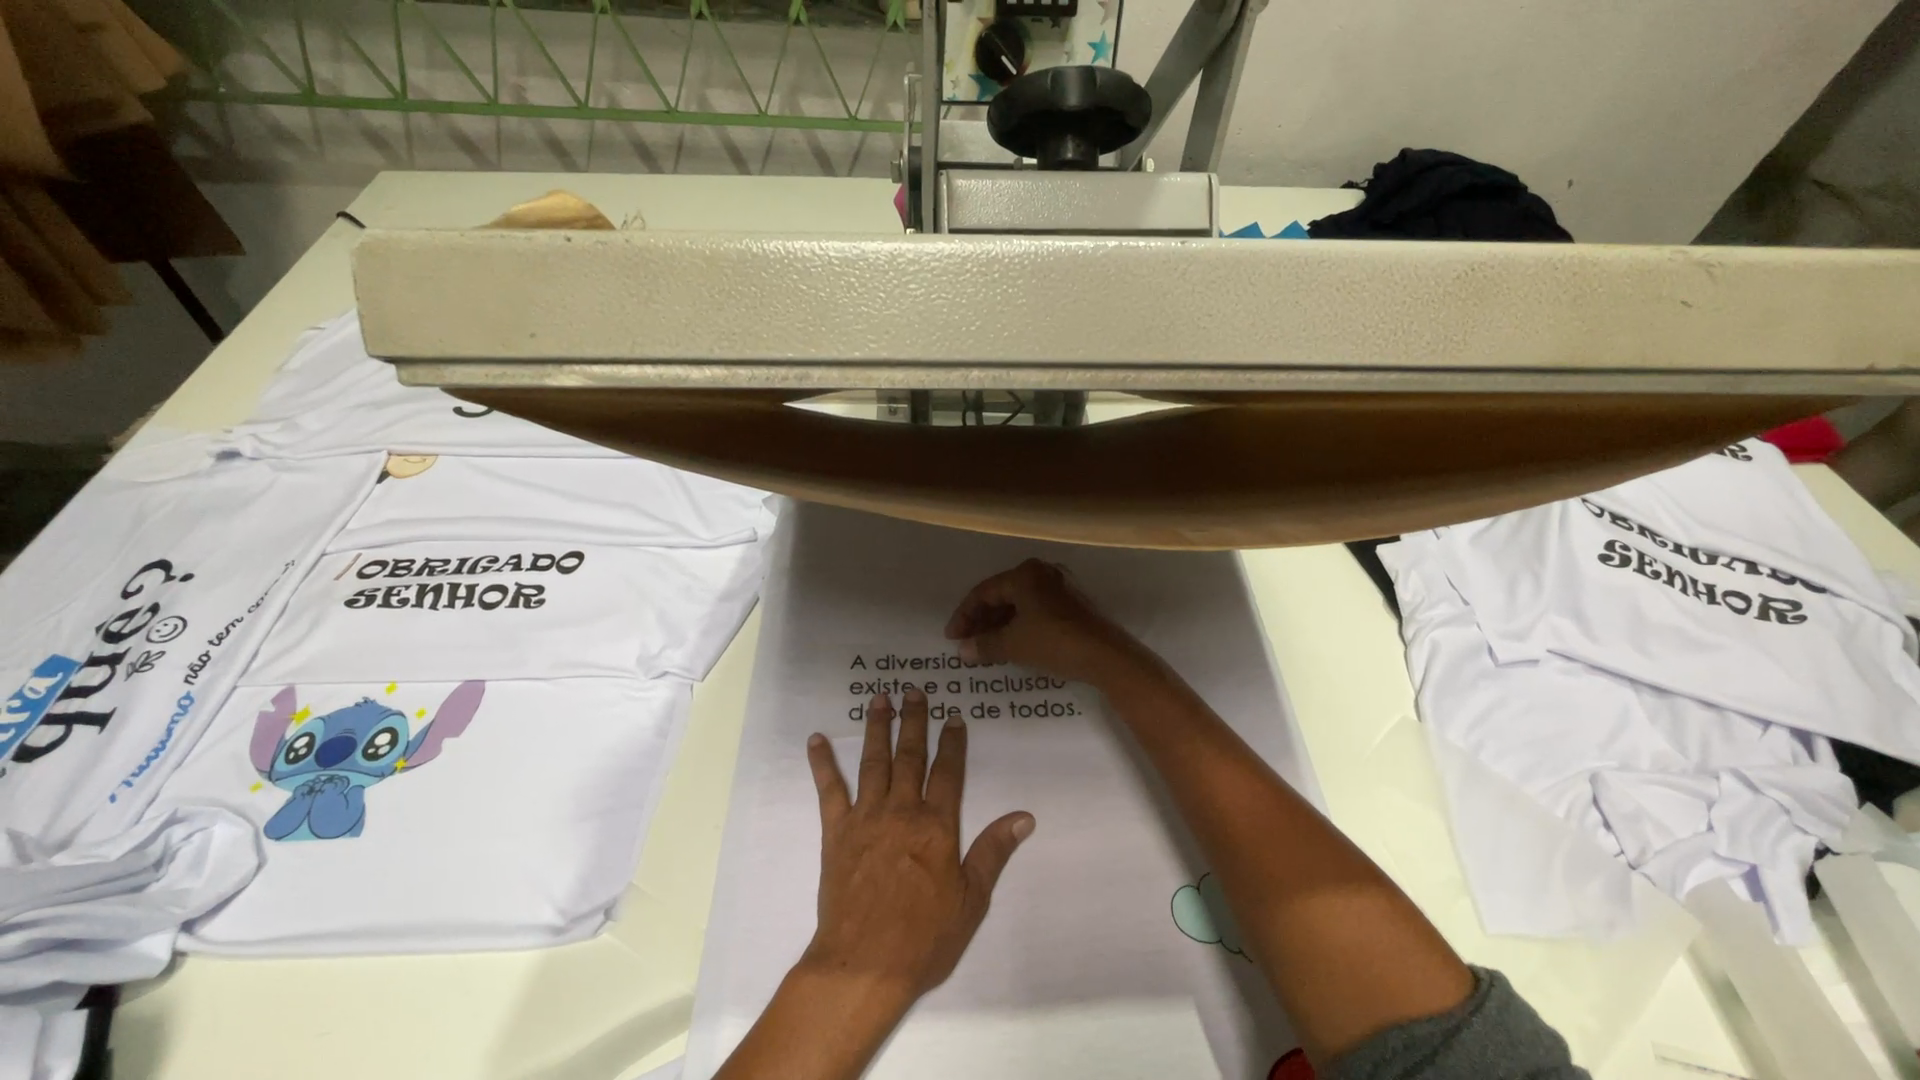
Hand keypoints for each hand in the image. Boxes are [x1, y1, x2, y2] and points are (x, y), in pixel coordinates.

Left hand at [801, 688, 1034, 996]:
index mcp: (937, 826)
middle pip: (910, 756)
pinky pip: (828, 790)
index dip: (953, 743)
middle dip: (914, 721)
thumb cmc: (924, 937)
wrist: (864, 963)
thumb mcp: (972, 900)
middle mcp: (901, 811)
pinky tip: (816, 739)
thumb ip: (993, 852)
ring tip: (878, 698)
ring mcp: (865, 818)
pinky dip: (822, 763)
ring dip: (876, 728)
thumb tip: (1024, 816)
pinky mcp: (835, 833)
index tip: (954, 716)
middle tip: (914, 690)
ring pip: (873, 762)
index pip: (949, 773)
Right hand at [944, 558, 1153, 686]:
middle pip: (1002, 595)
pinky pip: (1035, 611)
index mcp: (1025, 574)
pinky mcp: (1073, 605)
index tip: (952, 638)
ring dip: (999, 625)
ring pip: (1019, 604)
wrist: (1106, 656)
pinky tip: (1010, 645)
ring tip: (985, 647)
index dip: (964, 616)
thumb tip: (963, 650)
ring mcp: (1060, 588)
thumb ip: (984, 644)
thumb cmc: (1054, 642)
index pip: (983, 592)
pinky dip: (1019, 626)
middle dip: (981, 621)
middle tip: (966, 643)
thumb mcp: (1013, 645)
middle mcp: (1042, 573)